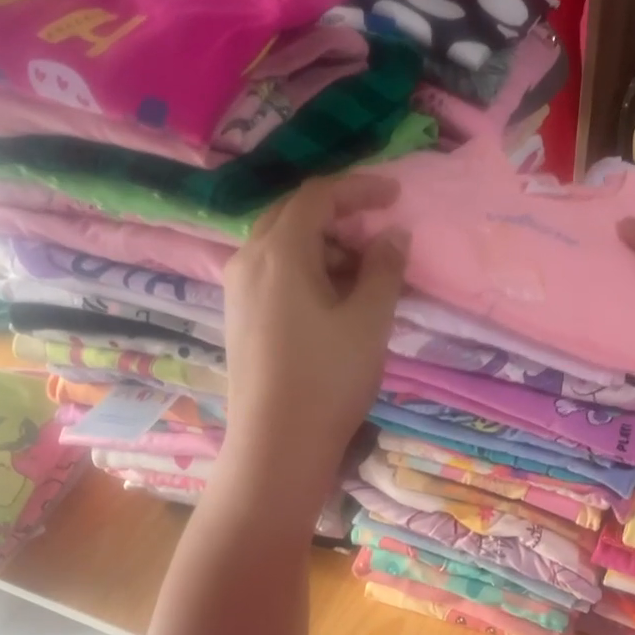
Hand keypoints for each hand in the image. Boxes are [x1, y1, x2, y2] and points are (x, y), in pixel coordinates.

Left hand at [221, 174, 407, 480]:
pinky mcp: (240, 317)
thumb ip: (384, 269)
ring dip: (325, 245)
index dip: (360, 189)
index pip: (319, 196)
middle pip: (294, 215)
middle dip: (340, 215)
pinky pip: (274, 272)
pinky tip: (335, 299)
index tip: (396, 196)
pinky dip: (308, 269)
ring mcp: (238, 289)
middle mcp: (250, 260)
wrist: (278, 444)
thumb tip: (393, 235)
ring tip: (366, 273)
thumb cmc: (329, 378)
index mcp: (280, 251)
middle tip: (379, 234)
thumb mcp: (369, 320)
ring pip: (282, 244)